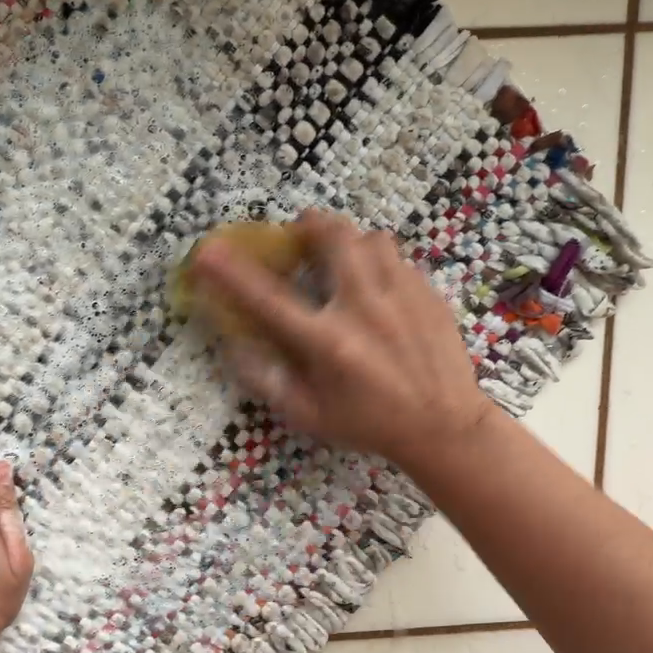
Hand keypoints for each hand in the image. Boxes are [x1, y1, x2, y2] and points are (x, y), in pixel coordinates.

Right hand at [190, 209, 493, 469]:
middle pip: (335, 239)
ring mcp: (402, 295)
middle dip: (311, 226)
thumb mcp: (308, 414)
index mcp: (327, 343)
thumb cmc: (368, 423)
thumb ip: (267, 380)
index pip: (268, 299)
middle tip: (300, 234)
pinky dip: (378, 262)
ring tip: (342, 257)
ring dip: (348, 241)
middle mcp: (363, 309)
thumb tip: (236, 346)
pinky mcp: (428, 294)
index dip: (232, 274)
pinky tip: (374, 285)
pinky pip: (397, 259)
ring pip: (371, 239)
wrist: (445, 427)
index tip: (208, 252)